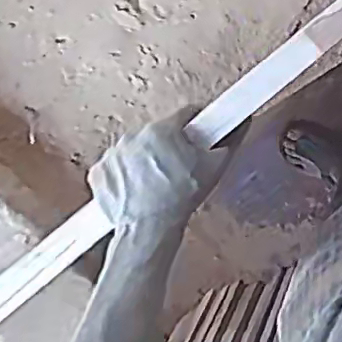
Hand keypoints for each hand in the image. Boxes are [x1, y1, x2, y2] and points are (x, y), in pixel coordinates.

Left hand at [90, 109, 222, 238]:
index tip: (202, 135)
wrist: (149, 228)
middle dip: (171, 142)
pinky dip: (128, 171)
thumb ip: (232, 138)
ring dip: (148, 155)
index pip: (186, 113)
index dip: (199, 123)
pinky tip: (140, 185)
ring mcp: (112, 154)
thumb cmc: (182, 196)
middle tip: (183, 162)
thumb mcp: (217, 165)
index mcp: (162, 129)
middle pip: (160, 130)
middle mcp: (133, 136)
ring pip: (138, 146)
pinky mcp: (98, 171)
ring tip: (160, 177)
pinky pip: (118, 163)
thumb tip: (243, 123)